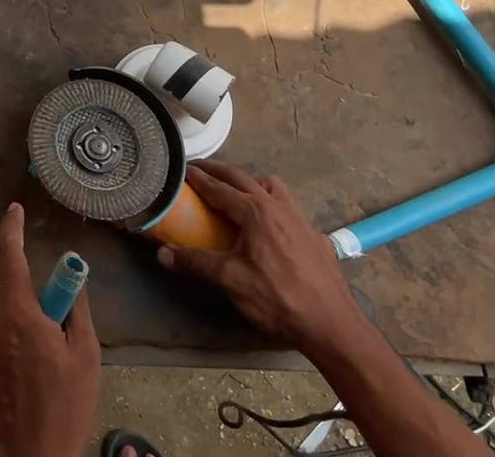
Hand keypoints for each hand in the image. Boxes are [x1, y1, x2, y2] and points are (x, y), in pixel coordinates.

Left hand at [0, 202, 100, 456]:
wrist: (32, 453)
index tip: (15, 210)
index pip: (8, 254)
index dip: (10, 226)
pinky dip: (0, 318)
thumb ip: (76, 310)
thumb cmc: (65, 406)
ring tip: (31, 306)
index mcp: (17, 313)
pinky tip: (25, 341)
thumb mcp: (86, 355)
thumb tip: (72, 278)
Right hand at [155, 160, 362, 351]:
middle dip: (219, 170)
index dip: (198, 177)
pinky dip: (274, 206)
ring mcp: (301, 220)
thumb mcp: (231, 281)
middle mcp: (278, 207)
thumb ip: (196, 262)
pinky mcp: (316, 236)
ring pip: (273, 187)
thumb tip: (161, 253)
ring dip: (251, 183)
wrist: (333, 326)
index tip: (181, 169)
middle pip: (243, 178)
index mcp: (256, 212)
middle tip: (200, 168)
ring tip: (237, 194)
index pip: (219, 187)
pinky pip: (291, 208)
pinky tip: (272, 228)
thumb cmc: (278, 299)